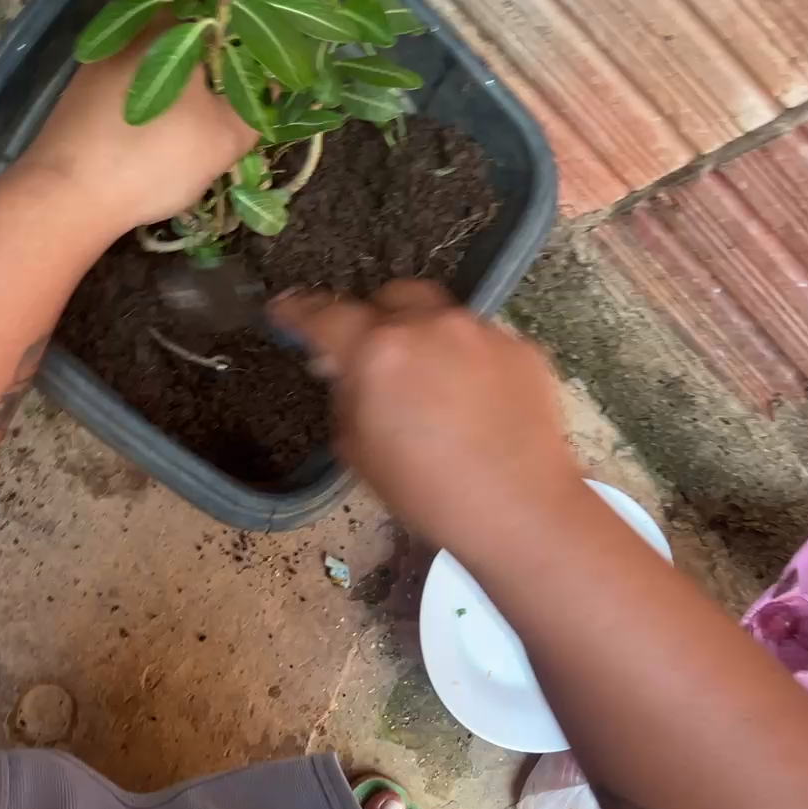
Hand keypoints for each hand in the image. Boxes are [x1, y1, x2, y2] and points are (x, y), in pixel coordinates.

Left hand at [16, 29, 256, 234]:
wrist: (69, 193)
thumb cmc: (154, 159)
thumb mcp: (224, 139)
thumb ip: (254, 107)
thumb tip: (267, 85)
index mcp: (175, 23)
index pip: (227, 20)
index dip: (248, 54)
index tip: (253, 92)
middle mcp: (136, 27)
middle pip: (192, 43)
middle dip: (213, 79)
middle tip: (226, 121)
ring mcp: (103, 58)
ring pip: (160, 69)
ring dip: (181, 98)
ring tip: (191, 140)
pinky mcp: (82, 91)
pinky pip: (131, 91)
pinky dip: (150, 112)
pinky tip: (152, 146)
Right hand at [271, 280, 583, 546]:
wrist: (520, 510)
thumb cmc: (427, 492)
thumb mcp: (359, 450)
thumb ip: (346, 397)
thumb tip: (346, 371)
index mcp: (378, 354)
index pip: (325, 317)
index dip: (298, 312)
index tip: (284, 310)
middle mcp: (430, 328)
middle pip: (391, 298)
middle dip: (375, 320)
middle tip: (372, 358)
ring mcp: (482, 333)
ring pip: (440, 317)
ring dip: (424, 340)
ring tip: (430, 386)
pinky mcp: (522, 349)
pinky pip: (480, 342)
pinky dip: (466, 361)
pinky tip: (472, 403)